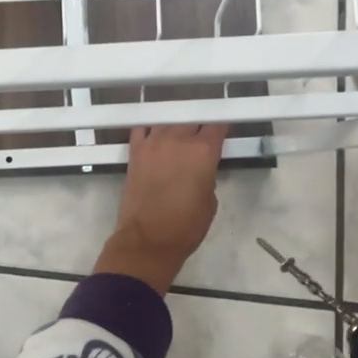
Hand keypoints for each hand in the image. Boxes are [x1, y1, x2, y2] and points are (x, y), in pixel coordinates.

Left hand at [93, 124, 226, 294]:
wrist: (148, 238)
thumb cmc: (186, 225)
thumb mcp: (210, 201)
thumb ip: (208, 175)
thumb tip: (201, 168)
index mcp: (203, 152)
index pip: (216, 125)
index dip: (221, 126)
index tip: (223, 129)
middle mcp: (178, 139)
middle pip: (191, 119)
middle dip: (198, 125)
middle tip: (201, 135)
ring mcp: (153, 143)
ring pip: (167, 121)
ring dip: (176, 125)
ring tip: (179, 132)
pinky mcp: (135, 151)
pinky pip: (142, 128)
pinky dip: (150, 128)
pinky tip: (154, 133)